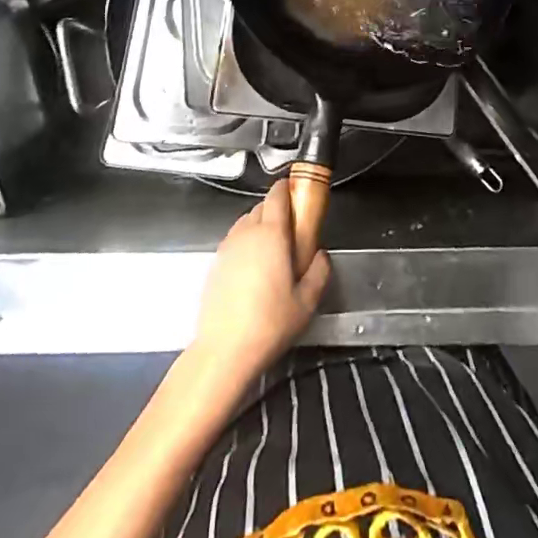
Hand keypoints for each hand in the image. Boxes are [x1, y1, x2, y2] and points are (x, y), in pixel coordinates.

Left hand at [191, 181, 331, 378]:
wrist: (225, 349)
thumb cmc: (270, 324)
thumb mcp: (308, 301)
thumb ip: (319, 271)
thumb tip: (321, 256)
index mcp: (271, 235)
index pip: (277, 196)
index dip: (288, 188)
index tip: (298, 191)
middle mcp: (246, 234)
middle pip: (262, 206)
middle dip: (278, 208)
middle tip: (294, 227)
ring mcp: (227, 248)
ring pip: (246, 222)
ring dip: (261, 225)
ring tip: (275, 248)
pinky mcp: (216, 263)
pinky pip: (235, 240)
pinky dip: (247, 243)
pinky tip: (256, 267)